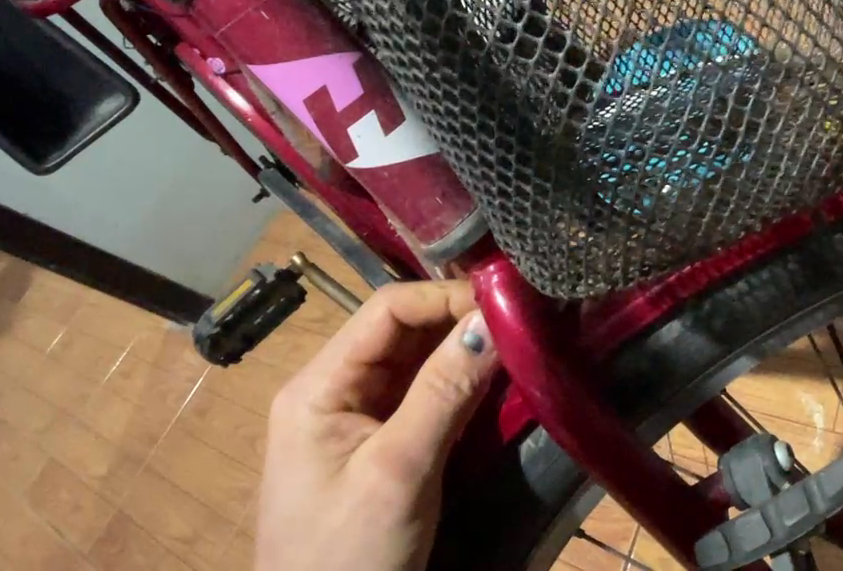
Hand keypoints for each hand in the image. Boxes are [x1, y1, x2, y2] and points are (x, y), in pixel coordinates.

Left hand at [256, 281, 496, 570]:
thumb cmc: (348, 559)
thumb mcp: (398, 472)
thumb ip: (444, 389)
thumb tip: (493, 316)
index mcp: (319, 385)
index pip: (387, 309)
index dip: (445, 297)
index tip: (505, 303)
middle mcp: (337, 388)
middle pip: (405, 329)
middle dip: (461, 319)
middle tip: (522, 317)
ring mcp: (361, 415)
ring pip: (421, 357)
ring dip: (467, 348)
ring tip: (520, 337)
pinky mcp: (386, 440)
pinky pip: (429, 391)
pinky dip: (464, 379)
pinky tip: (501, 374)